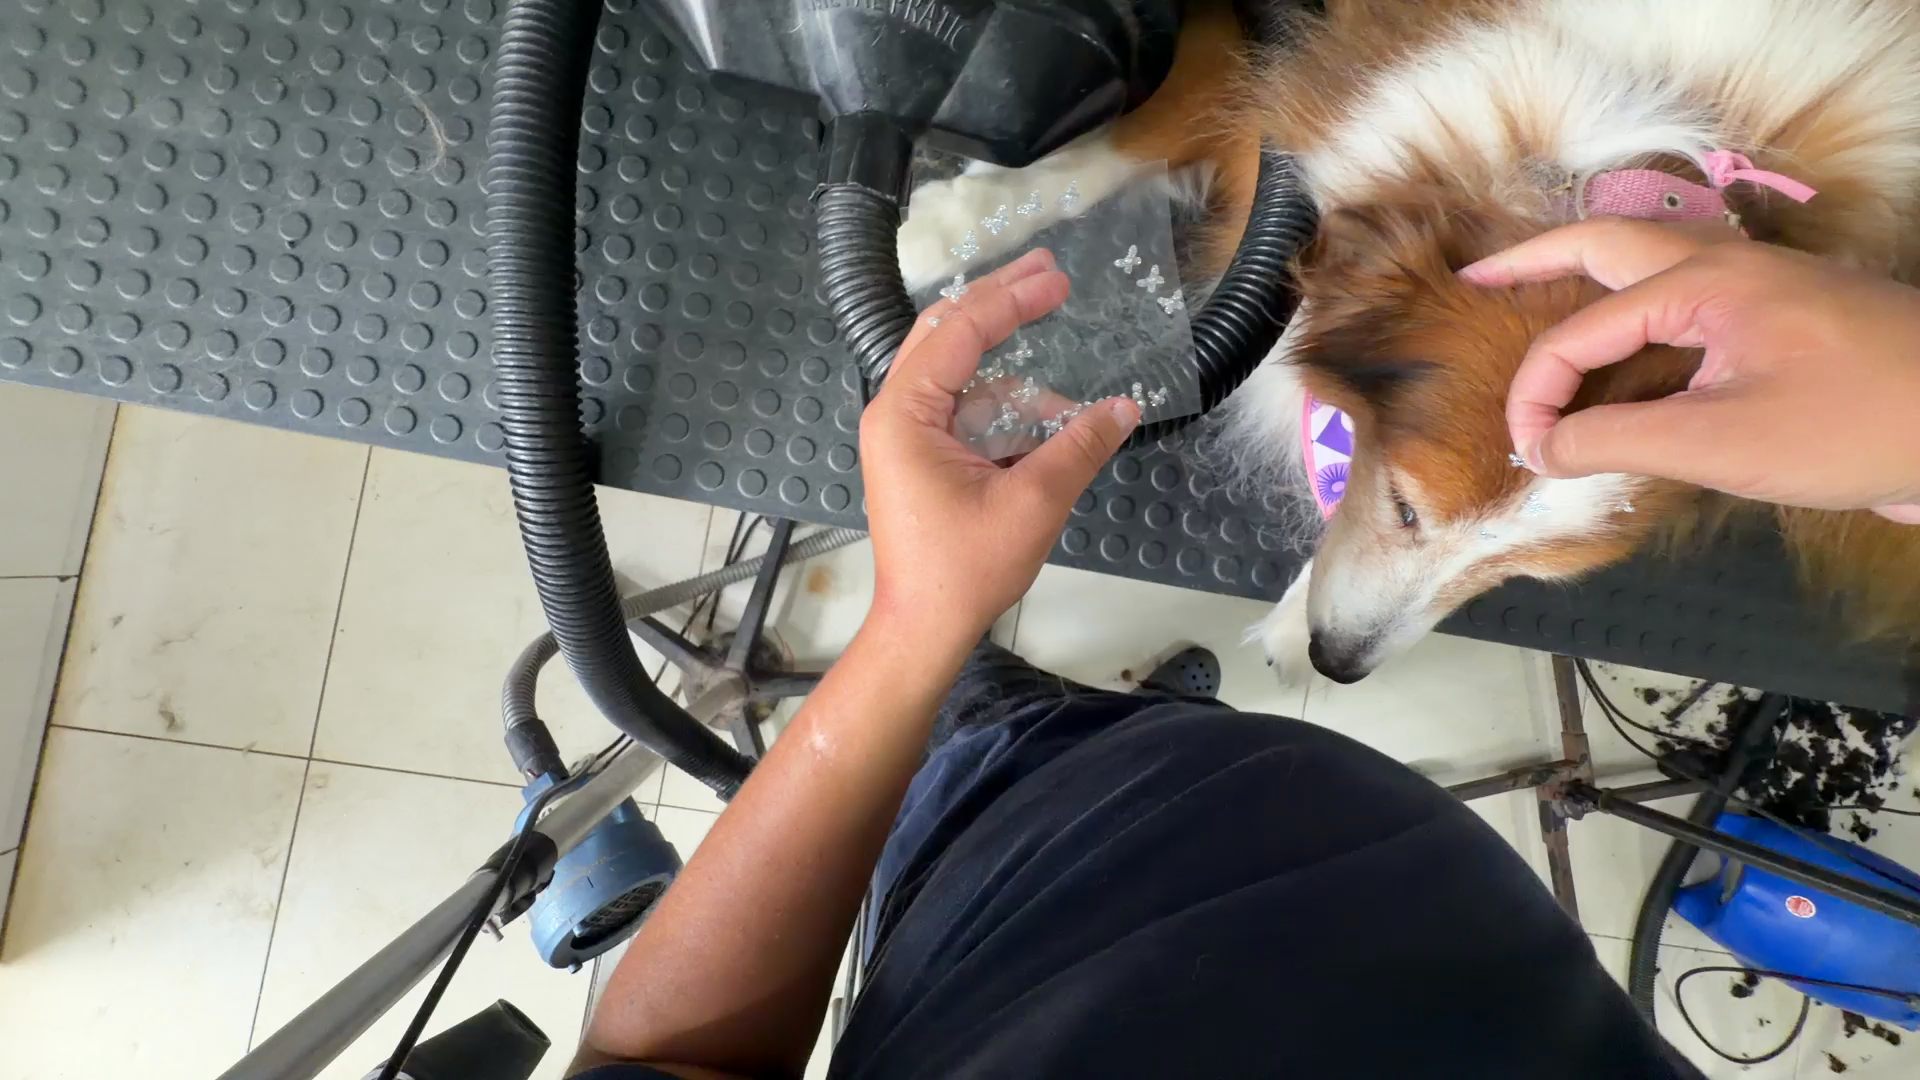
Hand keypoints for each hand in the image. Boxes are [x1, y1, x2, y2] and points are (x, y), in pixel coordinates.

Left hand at [859, 249, 1141, 646]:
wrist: (925, 627)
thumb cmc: (966, 569)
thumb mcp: (1033, 502)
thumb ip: (1080, 446)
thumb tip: (1127, 406)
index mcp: (905, 414)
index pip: (959, 332)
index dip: (1012, 299)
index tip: (1059, 280)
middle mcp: (895, 414)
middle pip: (947, 336)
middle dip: (1000, 306)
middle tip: (1050, 275)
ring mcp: (904, 437)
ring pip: (960, 379)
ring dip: (1015, 382)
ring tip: (1068, 407)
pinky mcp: (919, 459)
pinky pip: (964, 415)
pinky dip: (1004, 415)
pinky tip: (1046, 430)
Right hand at [1461, 219, 1919, 521]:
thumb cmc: (1856, 428)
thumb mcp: (1712, 442)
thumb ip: (1605, 440)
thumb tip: (1536, 449)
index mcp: (1703, 286)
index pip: (1575, 338)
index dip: (1533, 395)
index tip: (1529, 452)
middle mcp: (1725, 267)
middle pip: (1605, 243)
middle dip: (1532, 259)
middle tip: (1476, 280)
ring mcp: (1755, 287)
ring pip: (1642, 259)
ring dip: (1579, 269)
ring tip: (1526, 289)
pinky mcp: (1773, 317)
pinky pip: (1672, 293)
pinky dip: (1619, 303)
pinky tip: (1603, 331)